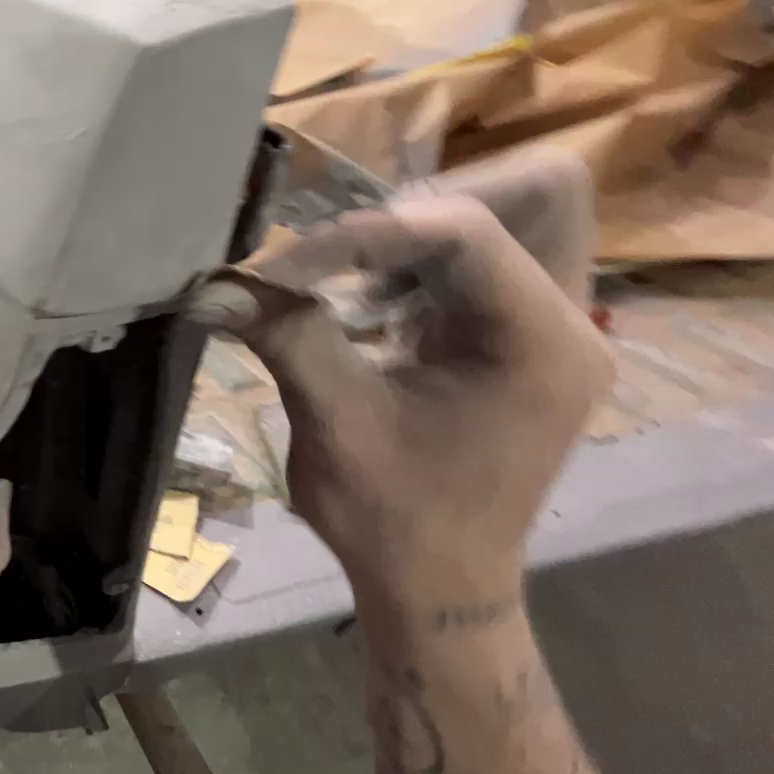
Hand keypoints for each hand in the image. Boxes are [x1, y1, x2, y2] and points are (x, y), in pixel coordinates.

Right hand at [193, 150, 612, 609]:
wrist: (435, 580)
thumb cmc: (392, 515)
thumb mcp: (332, 421)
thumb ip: (283, 335)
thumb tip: (211, 286)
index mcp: (538, 342)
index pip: (464, 232)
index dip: (363, 232)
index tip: (284, 265)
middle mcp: (563, 320)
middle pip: (534, 193)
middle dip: (424, 203)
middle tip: (343, 241)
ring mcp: (543, 326)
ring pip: (510, 217)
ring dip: (417, 230)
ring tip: (343, 272)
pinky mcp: (510, 336)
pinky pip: (478, 259)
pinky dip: (412, 261)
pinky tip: (359, 302)